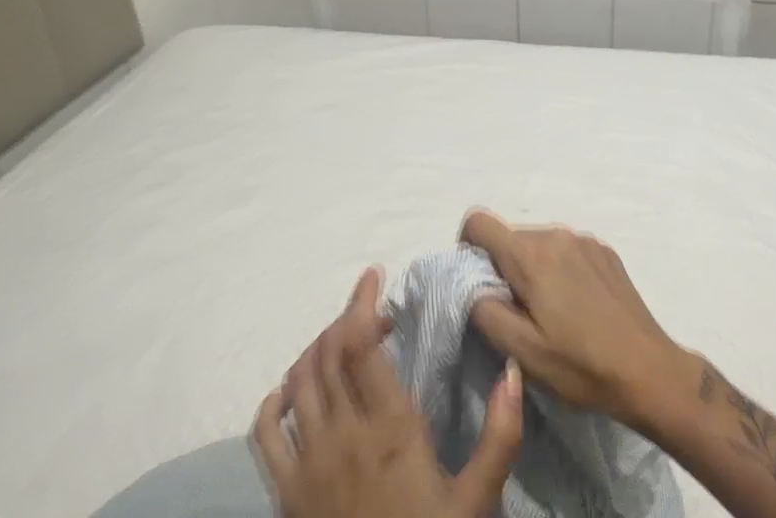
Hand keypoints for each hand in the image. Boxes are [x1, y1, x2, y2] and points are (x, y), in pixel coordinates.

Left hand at [253, 283, 523, 517]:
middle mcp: (341, 433)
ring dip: (315, 351)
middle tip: (371, 314)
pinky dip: (275, 401)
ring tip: (340, 344)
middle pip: (326, 353)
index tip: (375, 279)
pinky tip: (291, 393)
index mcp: (389, 427)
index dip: (361, 304)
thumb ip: (500, 435)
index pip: (358, 345)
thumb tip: (511, 372)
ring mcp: (306, 461)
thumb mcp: (477, 499)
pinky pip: (264, 432)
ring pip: (297, 382)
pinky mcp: (284, 490)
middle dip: (344, 320)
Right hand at [460, 210, 699, 430]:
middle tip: (517, 313)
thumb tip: (471, 285)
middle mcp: (557, 233)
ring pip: (539, 244)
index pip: (478, 222)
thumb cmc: (579, 364)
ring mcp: (586, 240)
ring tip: (550, 314)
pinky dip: (560, 270)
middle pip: (510, 236)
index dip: (468, 249)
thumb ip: (484, 310)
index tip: (478, 285)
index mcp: (530, 253)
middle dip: (503, 268)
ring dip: (533, 270)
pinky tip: (577, 306)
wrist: (648, 370)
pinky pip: (566, 250)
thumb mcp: (520, 349)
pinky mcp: (606, 252)